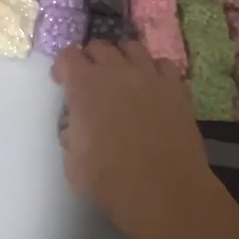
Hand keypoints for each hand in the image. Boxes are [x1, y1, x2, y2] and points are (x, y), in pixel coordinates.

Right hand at [53, 40, 225, 238]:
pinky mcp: (175, 87)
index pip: (68, 56)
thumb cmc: (111, 181)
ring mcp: (149, 75)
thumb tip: (78, 127)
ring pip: (132, 48)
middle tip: (91, 81)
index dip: (63, 67)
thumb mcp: (73, 162)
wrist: (164, 191)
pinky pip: (162, 64)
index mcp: (85, 85)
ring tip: (123, 78)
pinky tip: (152, 87)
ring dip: (122, 59)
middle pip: (99, 46)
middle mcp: (116, 70)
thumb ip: (72, 134)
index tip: (62, 82)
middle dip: (91, 60)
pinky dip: (153, 70)